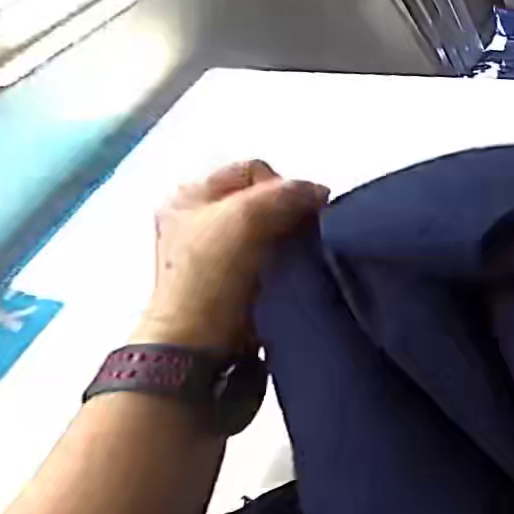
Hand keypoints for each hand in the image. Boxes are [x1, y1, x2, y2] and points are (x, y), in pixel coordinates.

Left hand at [131, 160, 328, 349]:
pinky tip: (295, 272)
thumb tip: (320, 193)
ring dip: (292, 240)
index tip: (295, 213)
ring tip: (299, 256)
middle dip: (289, 214)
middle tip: (300, 235)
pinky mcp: (239, 281)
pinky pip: (275, 258)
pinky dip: (289, 262)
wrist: (200, 342)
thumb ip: (285, 194)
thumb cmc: (211, 274)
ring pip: (274, 230)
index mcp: (193, 195)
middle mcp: (205, 219)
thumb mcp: (245, 217)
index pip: (254, 171)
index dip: (281, 186)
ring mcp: (221, 253)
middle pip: (265, 201)